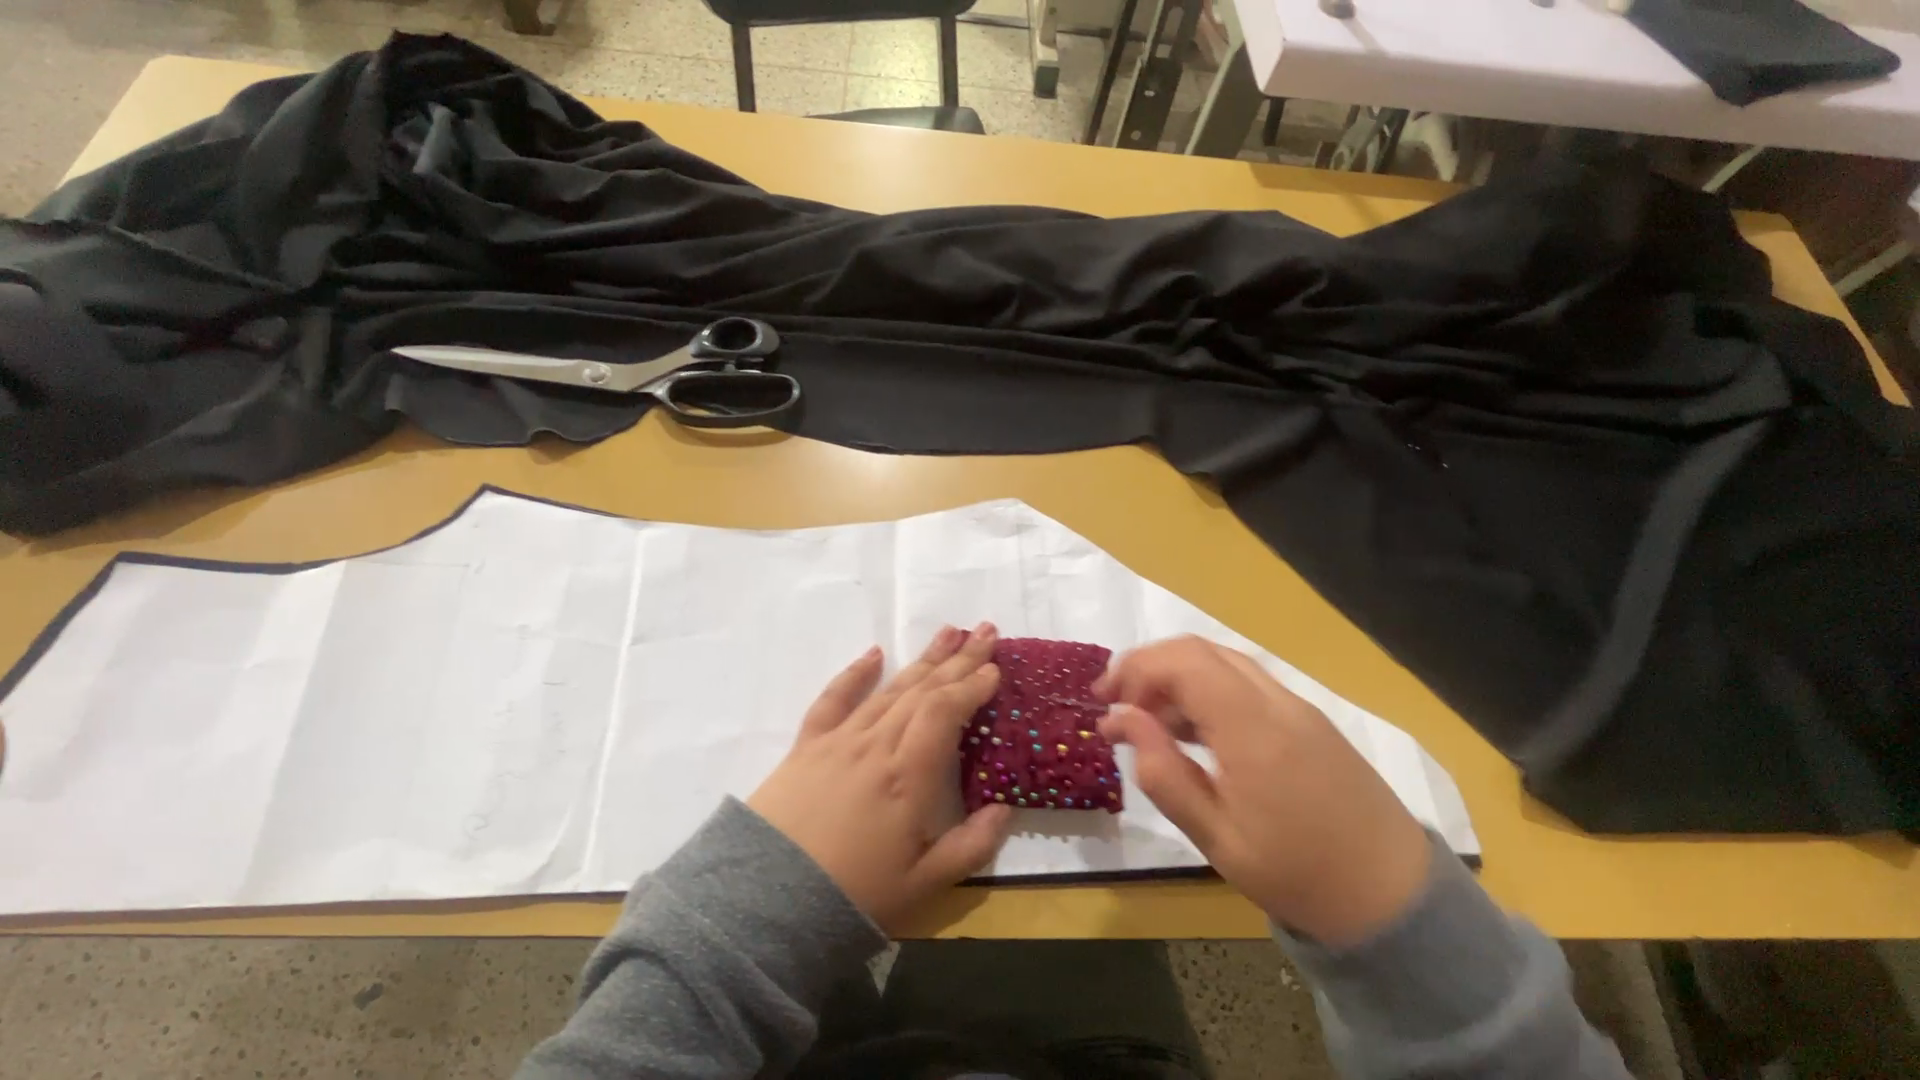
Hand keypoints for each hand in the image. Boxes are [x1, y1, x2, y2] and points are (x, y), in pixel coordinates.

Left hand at [748, 623, 1013, 931]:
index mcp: (908, 775)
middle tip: (986, 631)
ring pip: (888, 689)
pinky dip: (855, 673)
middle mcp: (876, 745)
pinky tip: (874, 654)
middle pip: (922, 690)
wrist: (768, 899)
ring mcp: (839, 740)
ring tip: (948, 633)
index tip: (995, 669)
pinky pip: (834, 699)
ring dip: (922, 659)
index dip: (972, 687)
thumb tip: (1007, 809)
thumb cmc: (854, 893)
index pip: (945, 712)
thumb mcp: (925, 885)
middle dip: (958, 660)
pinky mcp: (807, 746)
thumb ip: (972, 847)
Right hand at [1095, 636, 1432, 945]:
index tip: (1101, 703)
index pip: (1183, 662)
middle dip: (1149, 668)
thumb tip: (1120, 719)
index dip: (1135, 669)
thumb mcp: (1216, 836)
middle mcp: (1277, 703)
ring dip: (1178, 679)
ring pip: (1225, 664)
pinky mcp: (1309, 722)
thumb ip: (1163, 772)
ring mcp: (1298, 709)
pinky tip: (1191, 734)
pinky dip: (1207, 693)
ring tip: (1147, 725)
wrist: (1392, 896)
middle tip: (1115, 707)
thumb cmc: (1296, 873)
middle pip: (1201, 651)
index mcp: (1253, 728)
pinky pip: (1247, 686)